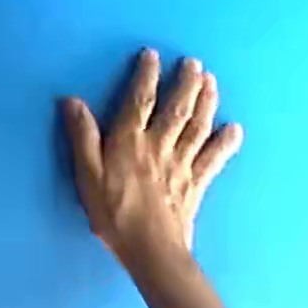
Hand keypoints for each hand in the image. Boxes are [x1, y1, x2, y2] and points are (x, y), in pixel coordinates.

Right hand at [63, 48, 242, 272]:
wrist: (152, 251)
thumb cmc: (112, 211)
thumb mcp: (86, 173)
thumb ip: (82, 135)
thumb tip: (73, 100)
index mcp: (129, 141)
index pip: (138, 101)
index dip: (146, 76)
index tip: (152, 55)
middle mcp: (158, 146)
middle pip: (176, 109)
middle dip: (186, 83)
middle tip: (194, 62)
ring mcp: (181, 165)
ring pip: (197, 127)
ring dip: (206, 102)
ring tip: (212, 82)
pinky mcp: (195, 184)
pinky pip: (213, 159)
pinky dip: (225, 143)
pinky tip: (235, 129)